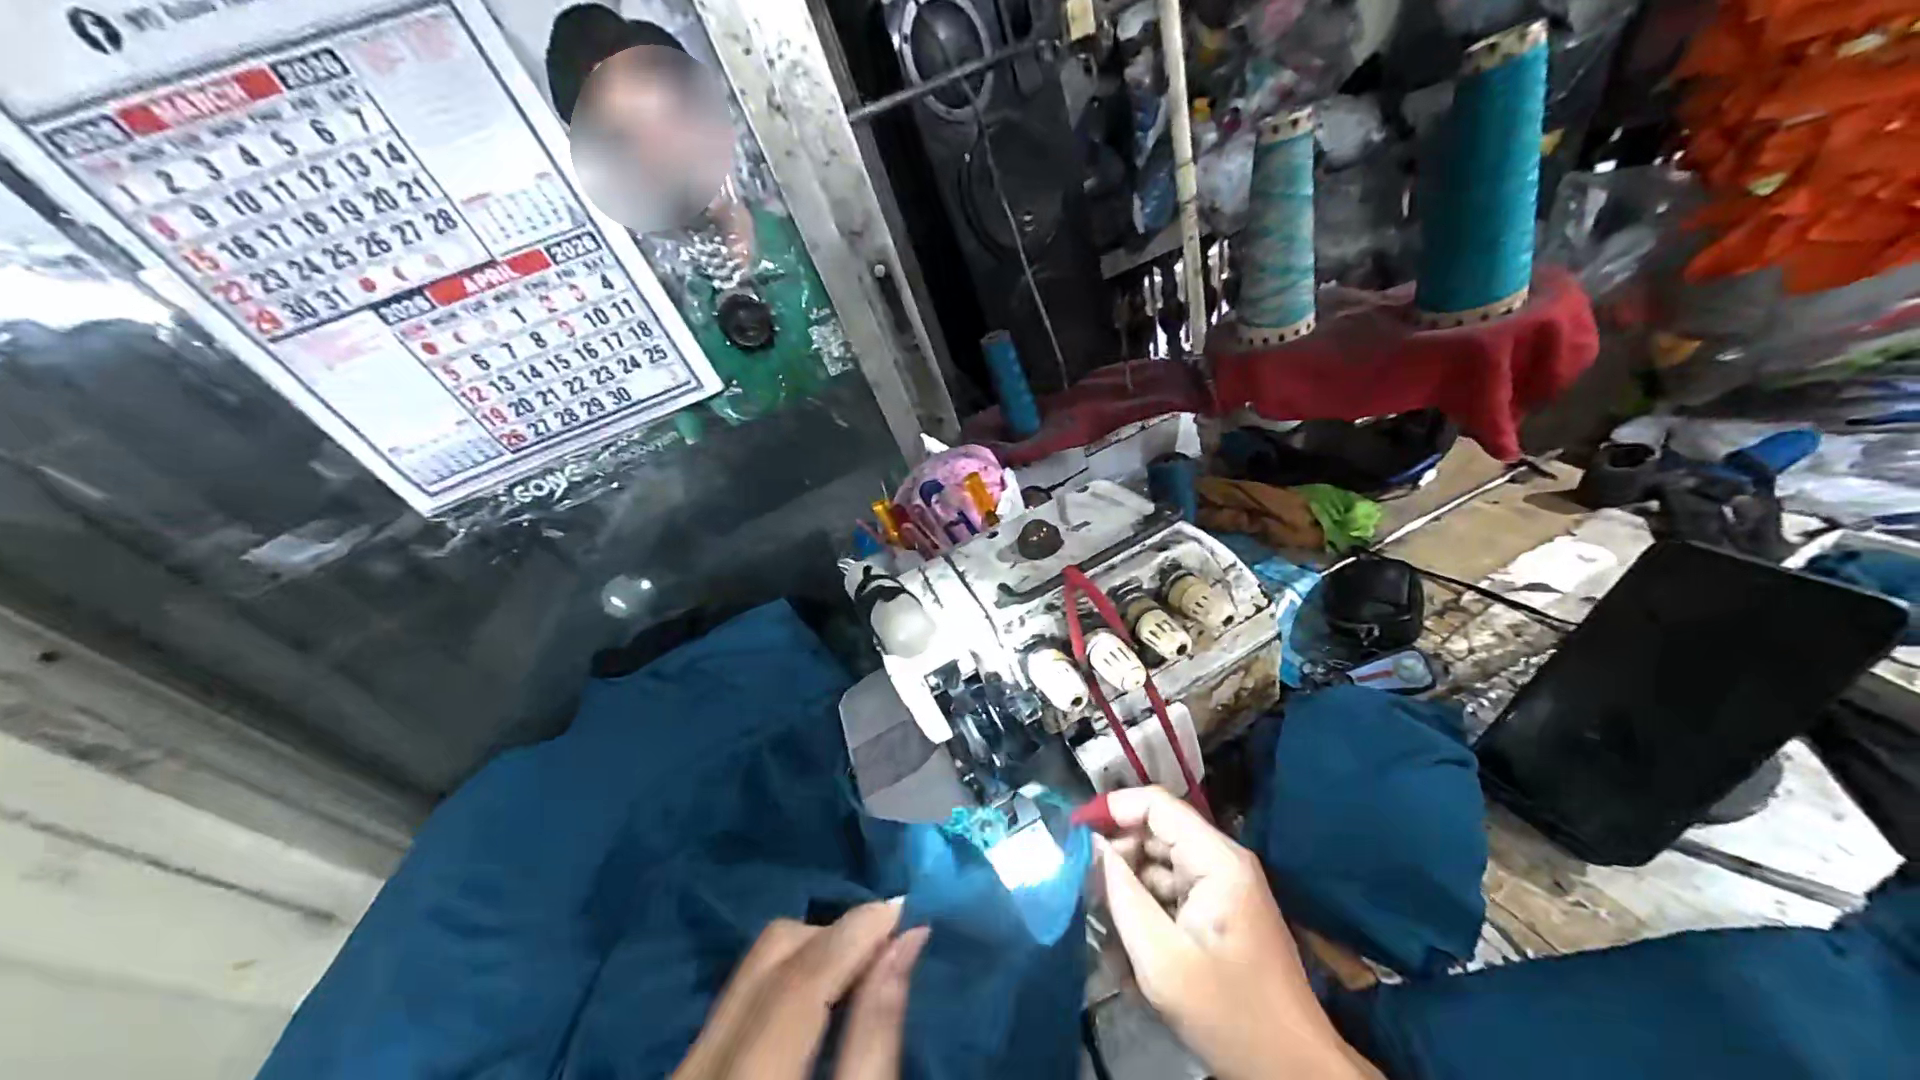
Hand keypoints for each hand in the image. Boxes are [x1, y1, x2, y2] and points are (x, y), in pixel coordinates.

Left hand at [672, 901, 930, 1079]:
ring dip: (813, 955)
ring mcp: (682, 1070)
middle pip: (770, 954)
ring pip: (752, 969)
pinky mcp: (684, 1073)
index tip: (903, 907)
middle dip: (833, 936)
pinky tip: (821, 1003)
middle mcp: (697, 1067)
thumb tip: (906, 940)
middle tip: (887, 943)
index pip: (799, 980)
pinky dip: (787, 984)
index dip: (854, 932)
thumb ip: (876, 1035)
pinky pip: (740, 997)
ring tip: (861, 968)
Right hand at [1096, 787, 1381, 1079]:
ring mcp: (1221, 887)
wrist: (1292, 1072)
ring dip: (1126, 886)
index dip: (1112, 808)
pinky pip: (1169, 892)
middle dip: (1116, 855)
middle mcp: (1221, 861)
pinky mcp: (1217, 912)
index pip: (1156, 804)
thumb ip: (1121, 893)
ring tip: (1099, 920)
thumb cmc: (1228, 1013)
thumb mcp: (1161, 957)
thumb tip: (1092, 845)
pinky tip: (1123, 943)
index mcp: (1217, 859)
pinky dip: (1143, 907)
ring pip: (1157, 864)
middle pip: (1155, 832)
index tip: (1074, 830)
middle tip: (1083, 887)